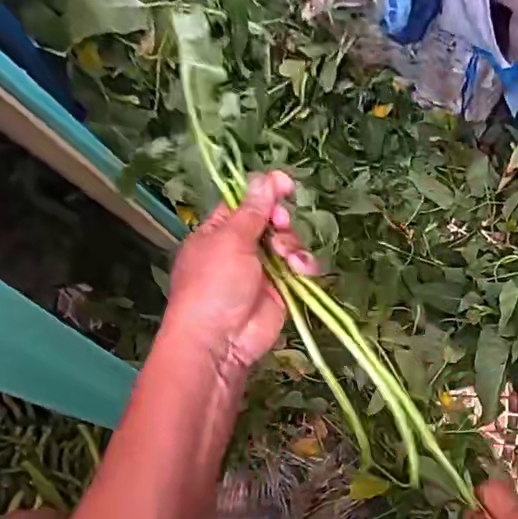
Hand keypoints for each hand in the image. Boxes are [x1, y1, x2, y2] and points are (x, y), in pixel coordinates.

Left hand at [161, 171, 318, 385]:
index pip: (244, 202)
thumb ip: (253, 210)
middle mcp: (241, 248)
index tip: (285, 183)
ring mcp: (263, 270)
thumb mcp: (230, 240)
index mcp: (218, 231)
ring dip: (292, 245)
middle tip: (280, 224)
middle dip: (280, 220)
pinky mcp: (282, 291)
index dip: (265, 191)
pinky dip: (304, 266)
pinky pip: (299, 269)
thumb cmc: (214, 285)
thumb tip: (264, 178)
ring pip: (289, 244)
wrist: (221, 340)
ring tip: (287, 257)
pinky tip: (301, 270)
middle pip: (271, 221)